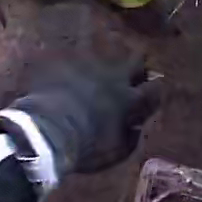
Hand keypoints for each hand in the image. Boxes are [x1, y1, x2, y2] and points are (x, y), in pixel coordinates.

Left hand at [3, 58, 157, 175]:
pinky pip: (74, 51)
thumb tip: (137, 127)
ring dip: (108, 53)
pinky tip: (70, 59)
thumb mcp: (116, 153)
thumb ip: (131, 138)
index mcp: (129, 99)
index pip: (153, 89)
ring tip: (102, 57)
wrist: (46, 133)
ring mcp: (89, 66)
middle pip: (136, 60)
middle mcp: (114, 77)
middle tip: (132, 70)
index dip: (155, 89)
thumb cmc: (85, 148)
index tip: (151, 92)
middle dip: (137, 64)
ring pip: (107, 48)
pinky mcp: (65, 62)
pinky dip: (75, 56)